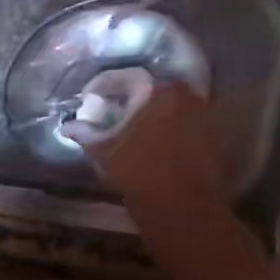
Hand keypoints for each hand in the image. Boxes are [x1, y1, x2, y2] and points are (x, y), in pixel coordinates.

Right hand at [86, 81, 222, 205]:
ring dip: (147, 111)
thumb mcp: (102, 150)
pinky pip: (181, 119)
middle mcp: (183, 94)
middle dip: (127, 97)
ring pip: (167, 104)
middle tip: (108, 110)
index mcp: (155, 91)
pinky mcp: (210, 132)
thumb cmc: (137, 171)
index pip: (125, 77)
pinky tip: (149, 140)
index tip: (88, 96)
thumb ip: (86, 133)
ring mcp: (201, 112)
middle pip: (149, 88)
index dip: (102, 85)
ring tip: (127, 126)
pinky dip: (163, 124)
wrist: (180, 203)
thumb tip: (68, 125)